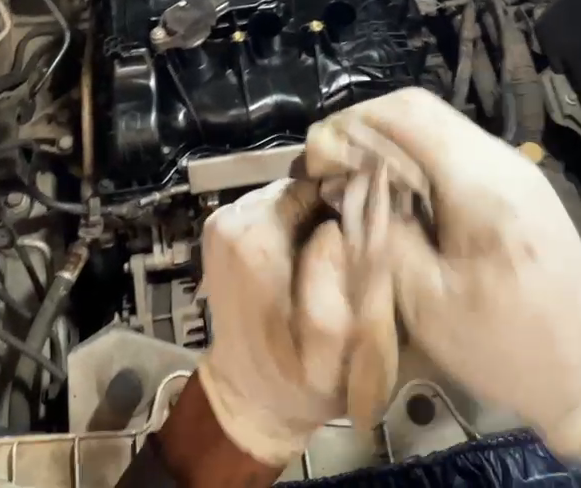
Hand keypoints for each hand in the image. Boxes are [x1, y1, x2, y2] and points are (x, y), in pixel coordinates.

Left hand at [196, 179, 354, 464]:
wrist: (249, 394)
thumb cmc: (297, 377)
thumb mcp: (331, 347)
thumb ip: (335, 281)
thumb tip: (334, 227)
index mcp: (255, 241)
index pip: (309, 186)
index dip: (341, 199)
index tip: (361, 226)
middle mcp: (231, 222)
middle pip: (293, 187)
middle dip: (323, 206)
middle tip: (347, 243)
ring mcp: (220, 224)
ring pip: (280, 195)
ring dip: (306, 215)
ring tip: (328, 252)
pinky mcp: (219, 230)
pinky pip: (265, 208)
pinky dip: (287, 222)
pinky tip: (304, 254)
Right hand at [309, 88, 580, 457]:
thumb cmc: (508, 349)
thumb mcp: (429, 304)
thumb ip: (384, 234)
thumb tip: (347, 185)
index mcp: (480, 186)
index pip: (405, 115)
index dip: (350, 124)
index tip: (317, 159)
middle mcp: (499, 160)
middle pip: (418, 108)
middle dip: (363, 126)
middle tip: (329, 166)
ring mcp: (512, 166)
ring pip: (435, 123)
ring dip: (387, 139)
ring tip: (353, 177)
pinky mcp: (515, 181)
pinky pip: (452, 146)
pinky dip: (413, 155)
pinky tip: (394, 190)